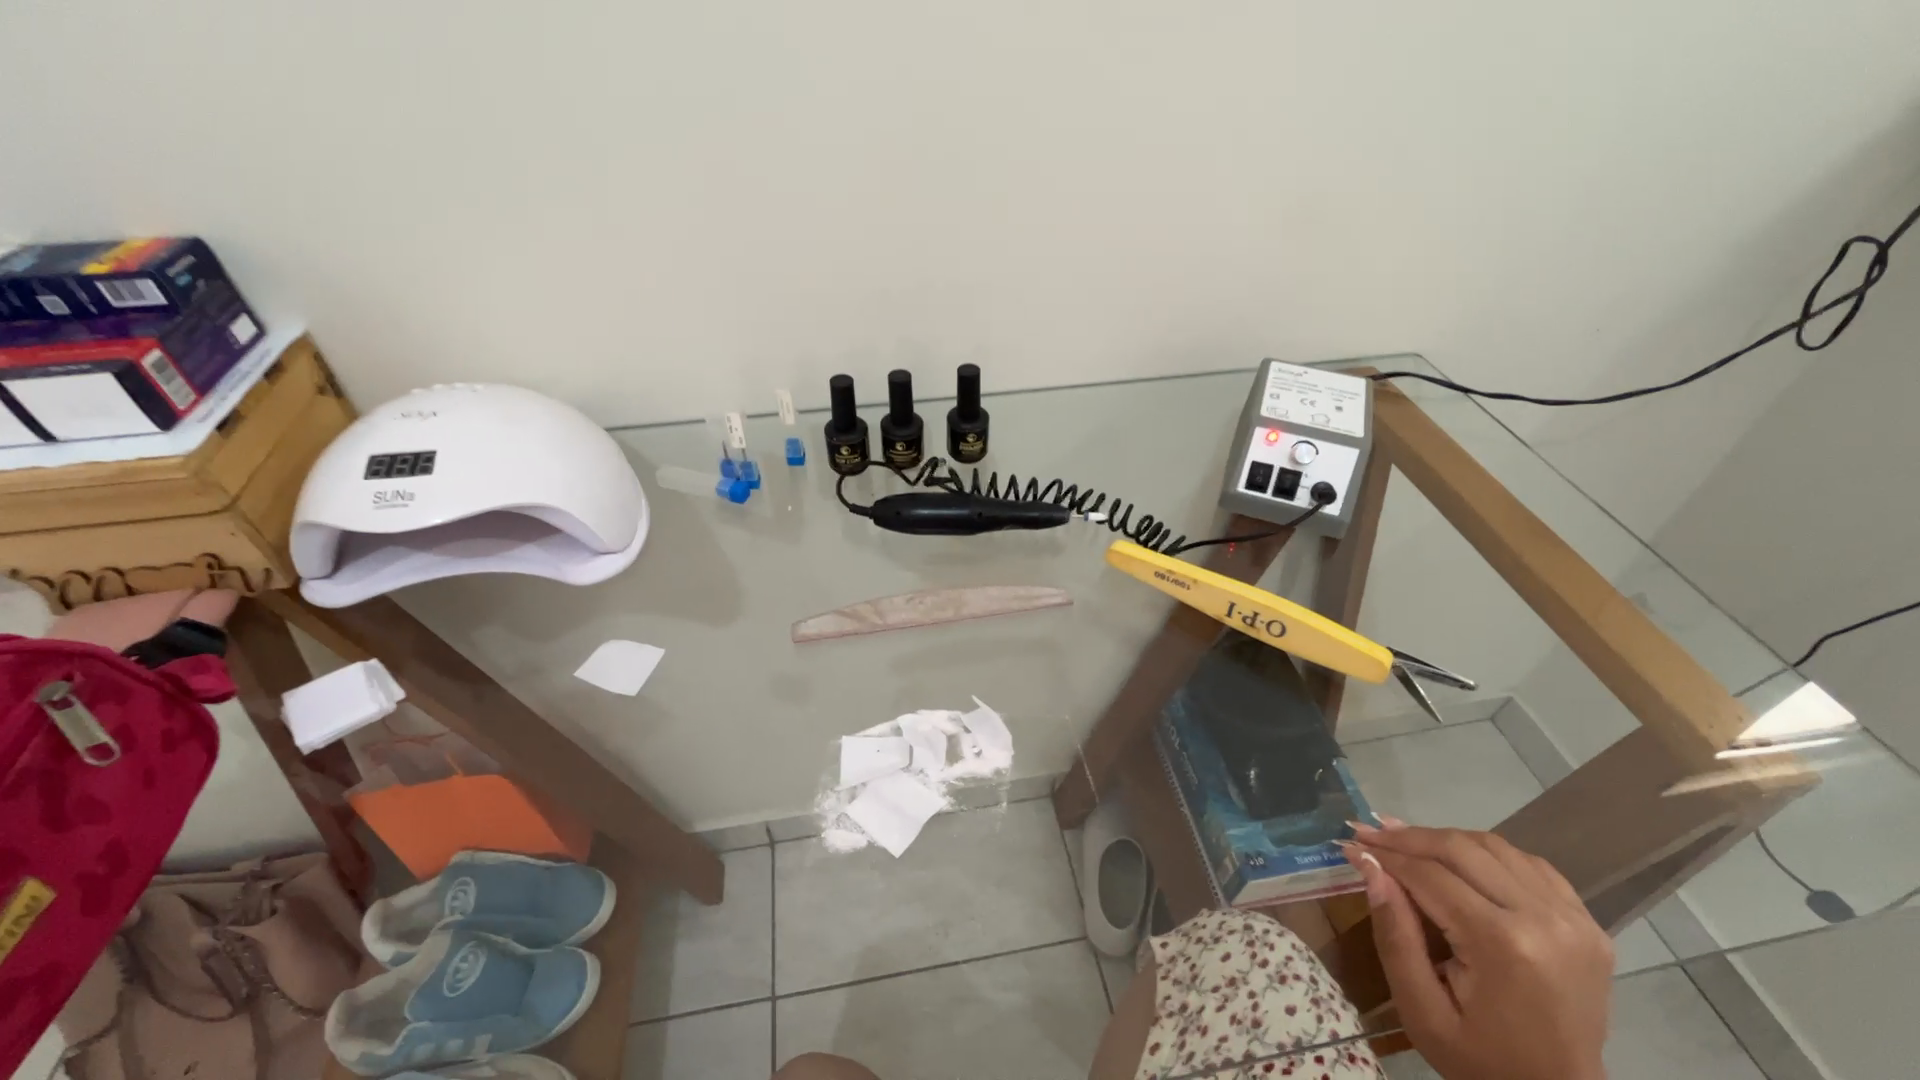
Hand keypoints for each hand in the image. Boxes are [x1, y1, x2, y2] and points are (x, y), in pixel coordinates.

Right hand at [1347, 822, 1612, 1079]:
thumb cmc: (1480, 1059)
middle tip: (1369, 832)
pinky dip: (1488, 855)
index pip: (1430, 875)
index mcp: (1502, 944)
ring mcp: (1574, 918)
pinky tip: (1460, 863)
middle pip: (1462, 849)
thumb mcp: (1421, 1010)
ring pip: (1495, 847)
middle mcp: (1544, 919)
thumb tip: (1369, 868)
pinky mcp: (1588, 922)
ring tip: (1406, 843)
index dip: (1385, 854)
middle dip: (1409, 837)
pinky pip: (1529, 865)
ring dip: (1446, 840)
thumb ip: (1395, 936)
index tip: (1350, 842)